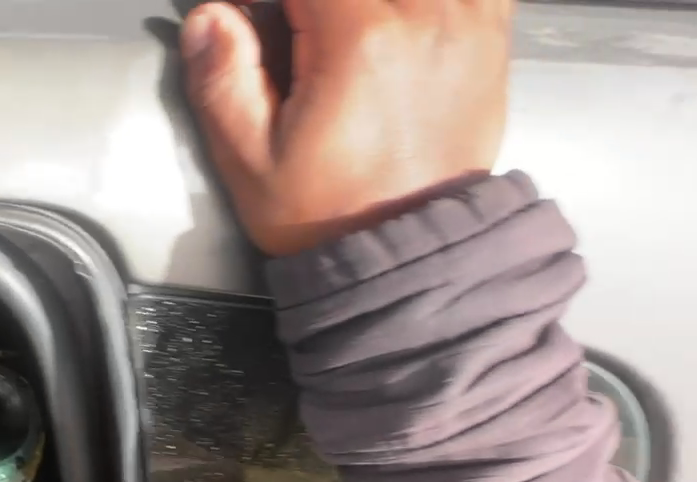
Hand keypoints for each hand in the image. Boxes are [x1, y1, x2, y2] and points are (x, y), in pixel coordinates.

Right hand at [180, 0, 512, 256]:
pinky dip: (410, 1)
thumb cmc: (318, 209)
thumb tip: (206, 16)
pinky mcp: (491, 26)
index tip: (239, 9)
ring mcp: (470, 12)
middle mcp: (427, 9)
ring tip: (322, 30)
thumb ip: (224, 81)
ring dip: (354, 3)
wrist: (401, 243)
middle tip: (282, 24)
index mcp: (359, 38)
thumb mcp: (249, 159)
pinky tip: (386, 23)